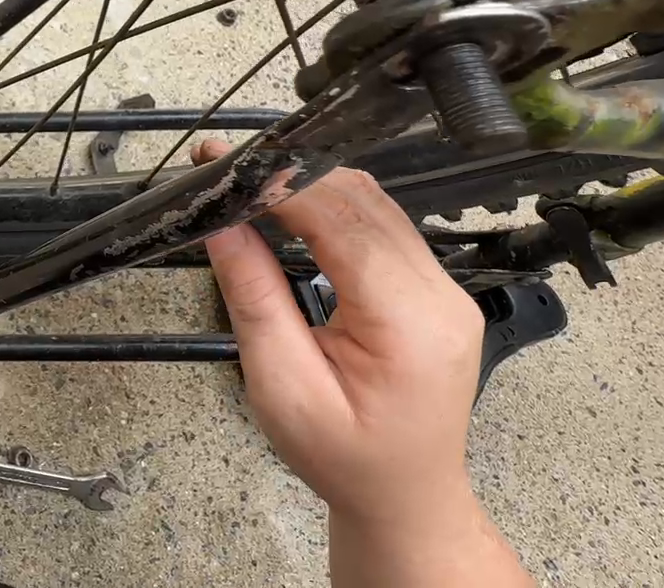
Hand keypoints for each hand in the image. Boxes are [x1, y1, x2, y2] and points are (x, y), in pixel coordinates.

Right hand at [195, 141, 530, 587]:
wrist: (405, 497)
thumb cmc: (340, 455)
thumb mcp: (281, 385)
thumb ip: (253, 297)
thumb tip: (220, 223)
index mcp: (409, 322)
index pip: (343, 224)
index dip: (281, 186)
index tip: (223, 166)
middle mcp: (439, 293)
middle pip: (362, 202)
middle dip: (288, 175)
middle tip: (222, 168)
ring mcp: (443, 287)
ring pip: (373, 202)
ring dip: (307, 182)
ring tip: (247, 180)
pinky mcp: (431, 286)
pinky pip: (380, 221)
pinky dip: (328, 202)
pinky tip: (288, 204)